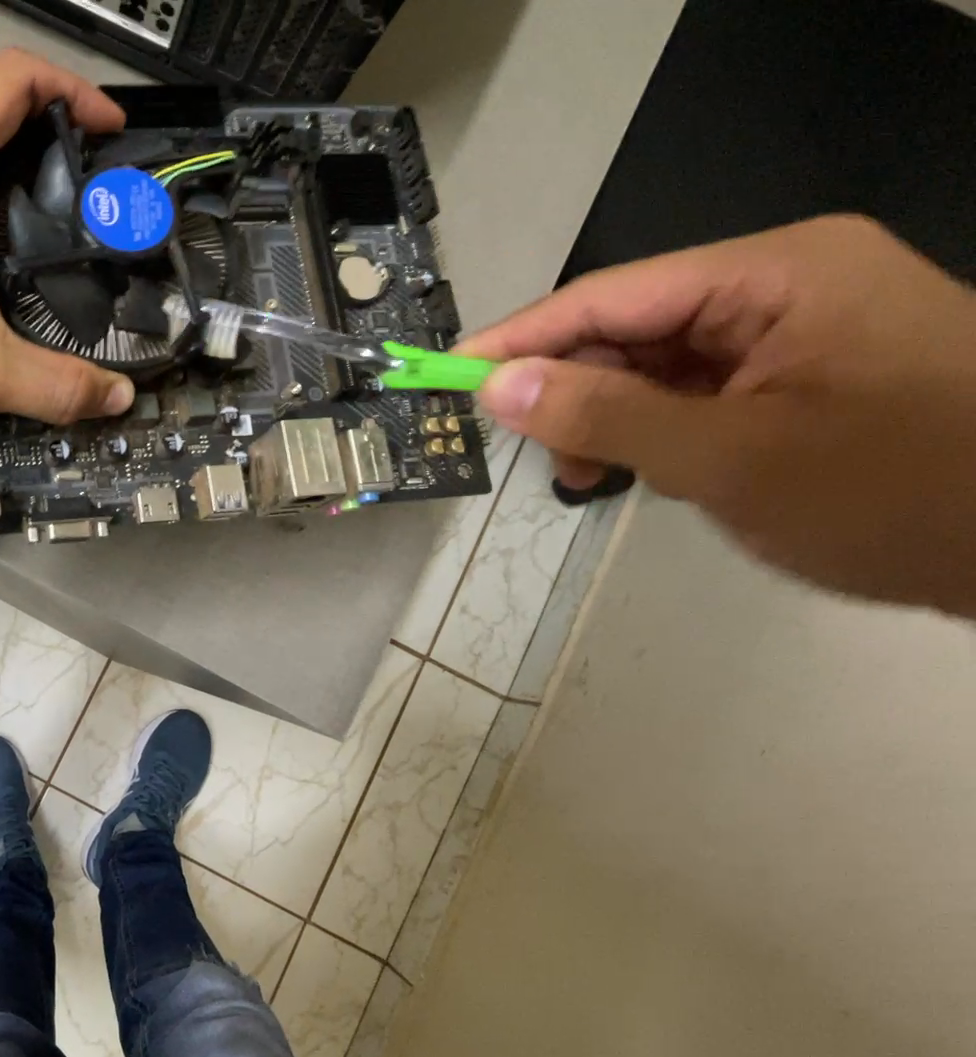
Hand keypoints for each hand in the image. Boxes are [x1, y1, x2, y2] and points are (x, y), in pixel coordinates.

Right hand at [464, 214, 975, 614]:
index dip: (518, 339)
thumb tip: (494, 385)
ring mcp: (798, 329)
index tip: (445, 377)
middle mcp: (784, 284)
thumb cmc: (899, 495)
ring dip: (607, 418)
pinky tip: (637, 472)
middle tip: (528, 452)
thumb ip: (602, 414)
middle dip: (570, 390)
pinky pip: (695, 390)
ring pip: (654, 364)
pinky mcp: (805, 373)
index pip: (607, 296)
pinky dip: (652, 431)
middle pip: (628, 328)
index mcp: (776, 274)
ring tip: (586, 479)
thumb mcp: (729, 458)